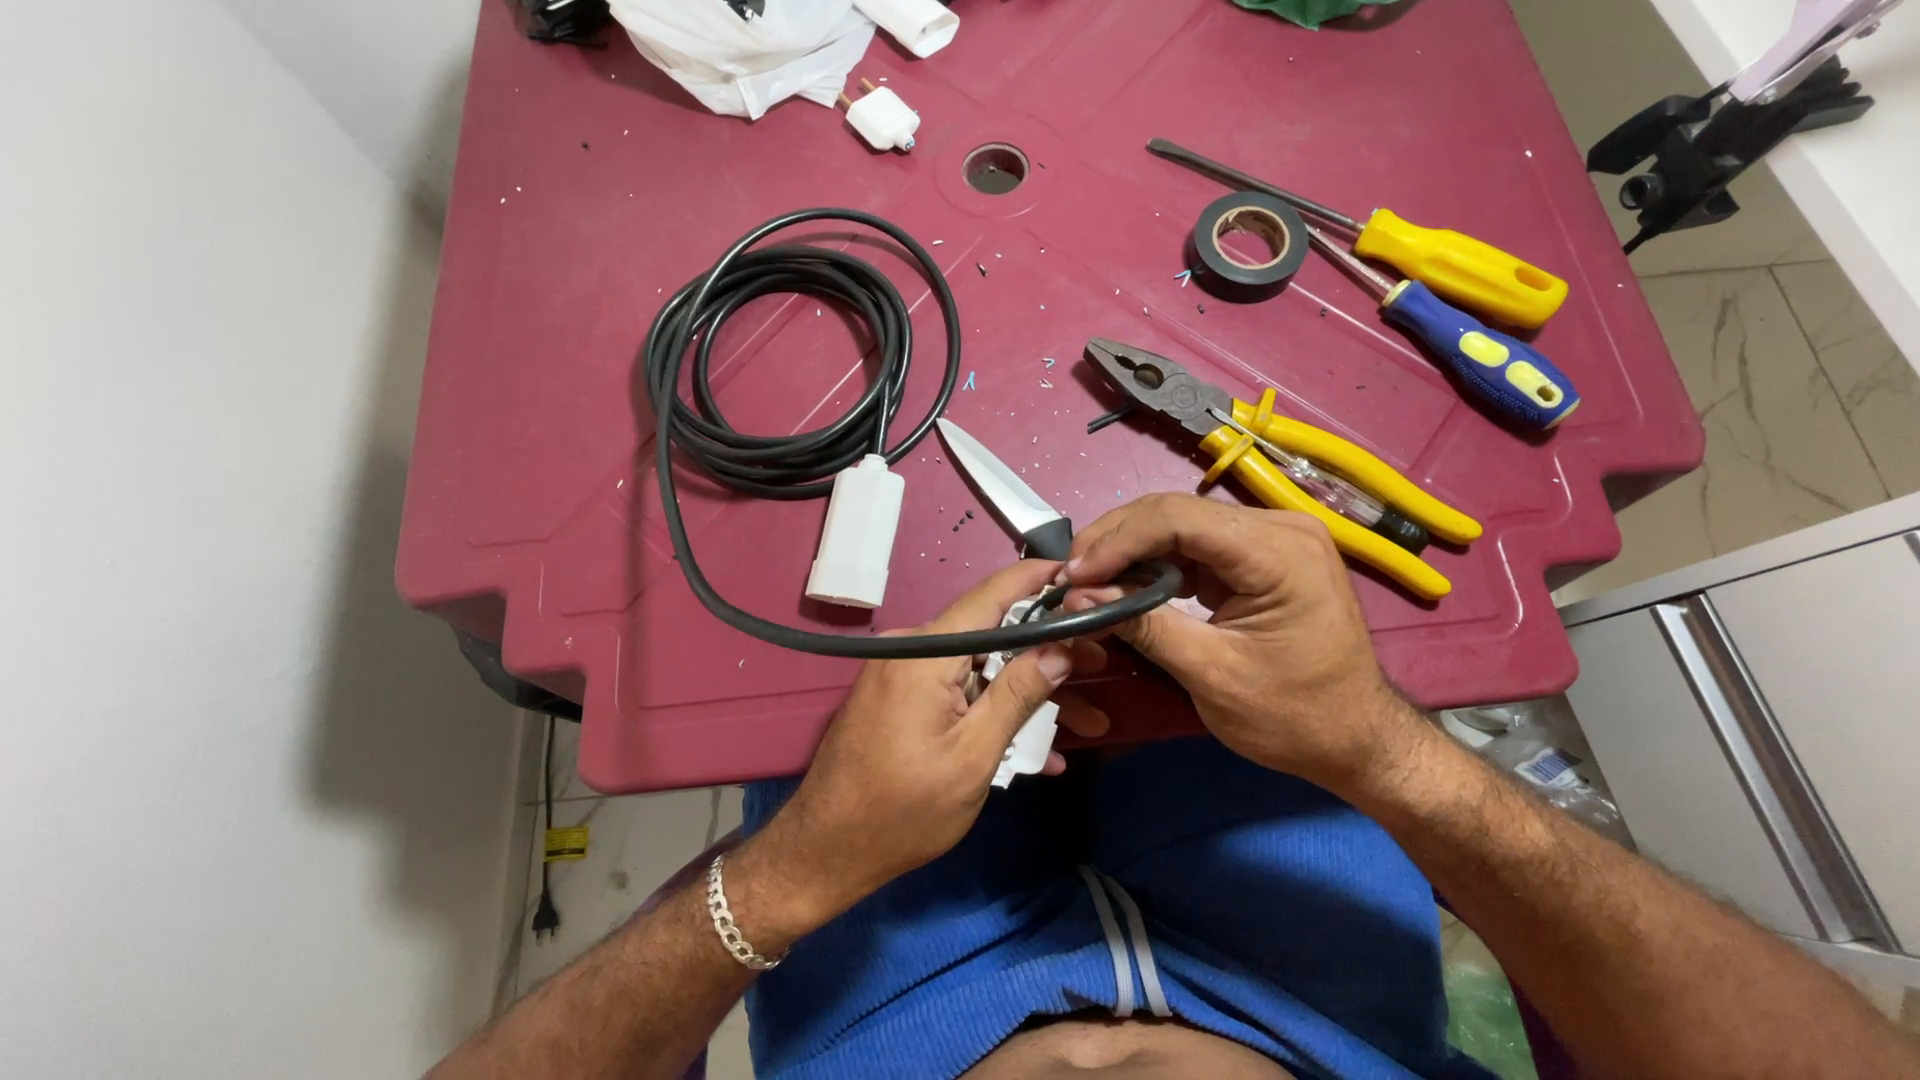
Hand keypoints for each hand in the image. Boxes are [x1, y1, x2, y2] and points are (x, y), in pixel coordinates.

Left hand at [738, 560, 1109, 936]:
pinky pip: (955, 691)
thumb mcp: (973, 756)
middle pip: (992, 636)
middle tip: (1099, 667)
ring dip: (1026, 694)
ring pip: (979, 669)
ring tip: (1086, 722)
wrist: (828, 850)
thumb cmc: (903, 810)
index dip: (1035, 579)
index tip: (1077, 571)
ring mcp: (901, 675)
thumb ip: (1017, 695)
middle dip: (1047, 653)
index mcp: (924, 654)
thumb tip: (1060, 648)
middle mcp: (909, 651)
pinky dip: (991, 711)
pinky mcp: (899, 698)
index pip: (990, 596)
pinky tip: (1036, 752)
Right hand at [1061, 494, 1422, 794]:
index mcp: (1279, 552)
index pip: (1178, 518)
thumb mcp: (1211, 675)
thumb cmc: (1293, 715)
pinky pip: (1194, 546)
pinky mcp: (1260, 557)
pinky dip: (1154, 563)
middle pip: (1176, 512)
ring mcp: (1272, 539)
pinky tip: (1122, 582)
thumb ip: (1144, 626)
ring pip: (1179, 525)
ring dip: (1129, 550)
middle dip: (1116, 541)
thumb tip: (1077, 597)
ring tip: (1085, 579)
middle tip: (1068, 576)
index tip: (1072, 574)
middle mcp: (1279, 528)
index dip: (1117, 541)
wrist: (1355, 739)